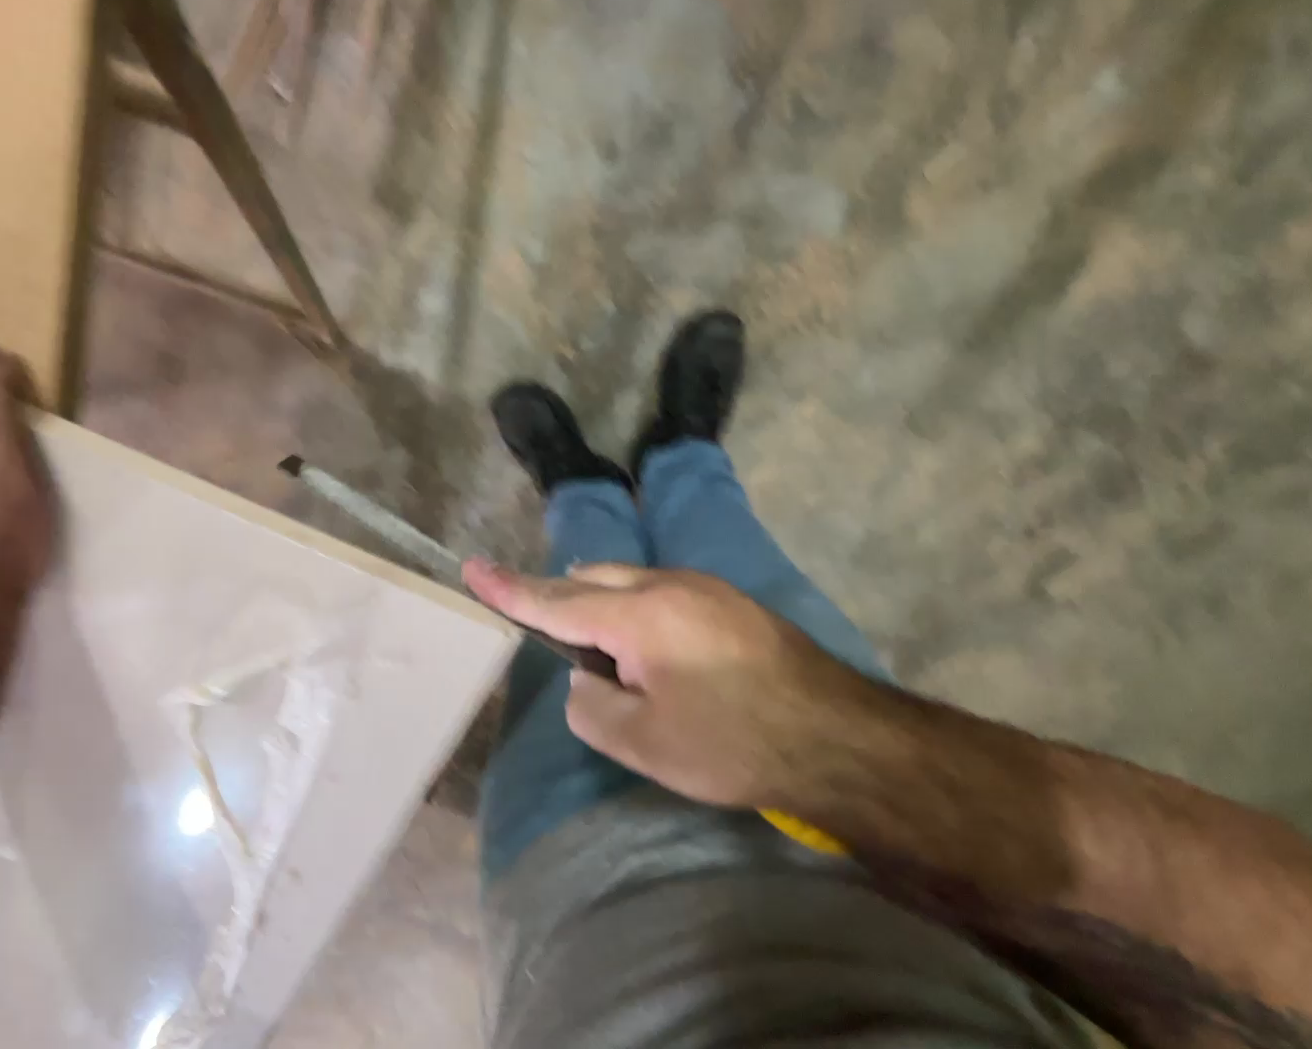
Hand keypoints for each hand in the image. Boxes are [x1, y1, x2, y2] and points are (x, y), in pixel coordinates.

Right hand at [464, 559, 881, 807]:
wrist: (840, 740)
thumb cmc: (733, 744)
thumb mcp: (643, 743)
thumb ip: (590, 706)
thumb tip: (586, 678)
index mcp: (641, 615)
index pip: (556, 600)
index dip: (508, 588)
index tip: (471, 568)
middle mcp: (671, 586)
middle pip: (593, 579)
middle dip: (559, 599)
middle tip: (540, 628)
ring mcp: (707, 590)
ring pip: (630, 582)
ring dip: (601, 605)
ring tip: (592, 644)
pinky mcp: (731, 605)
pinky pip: (662, 594)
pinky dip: (635, 612)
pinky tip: (644, 645)